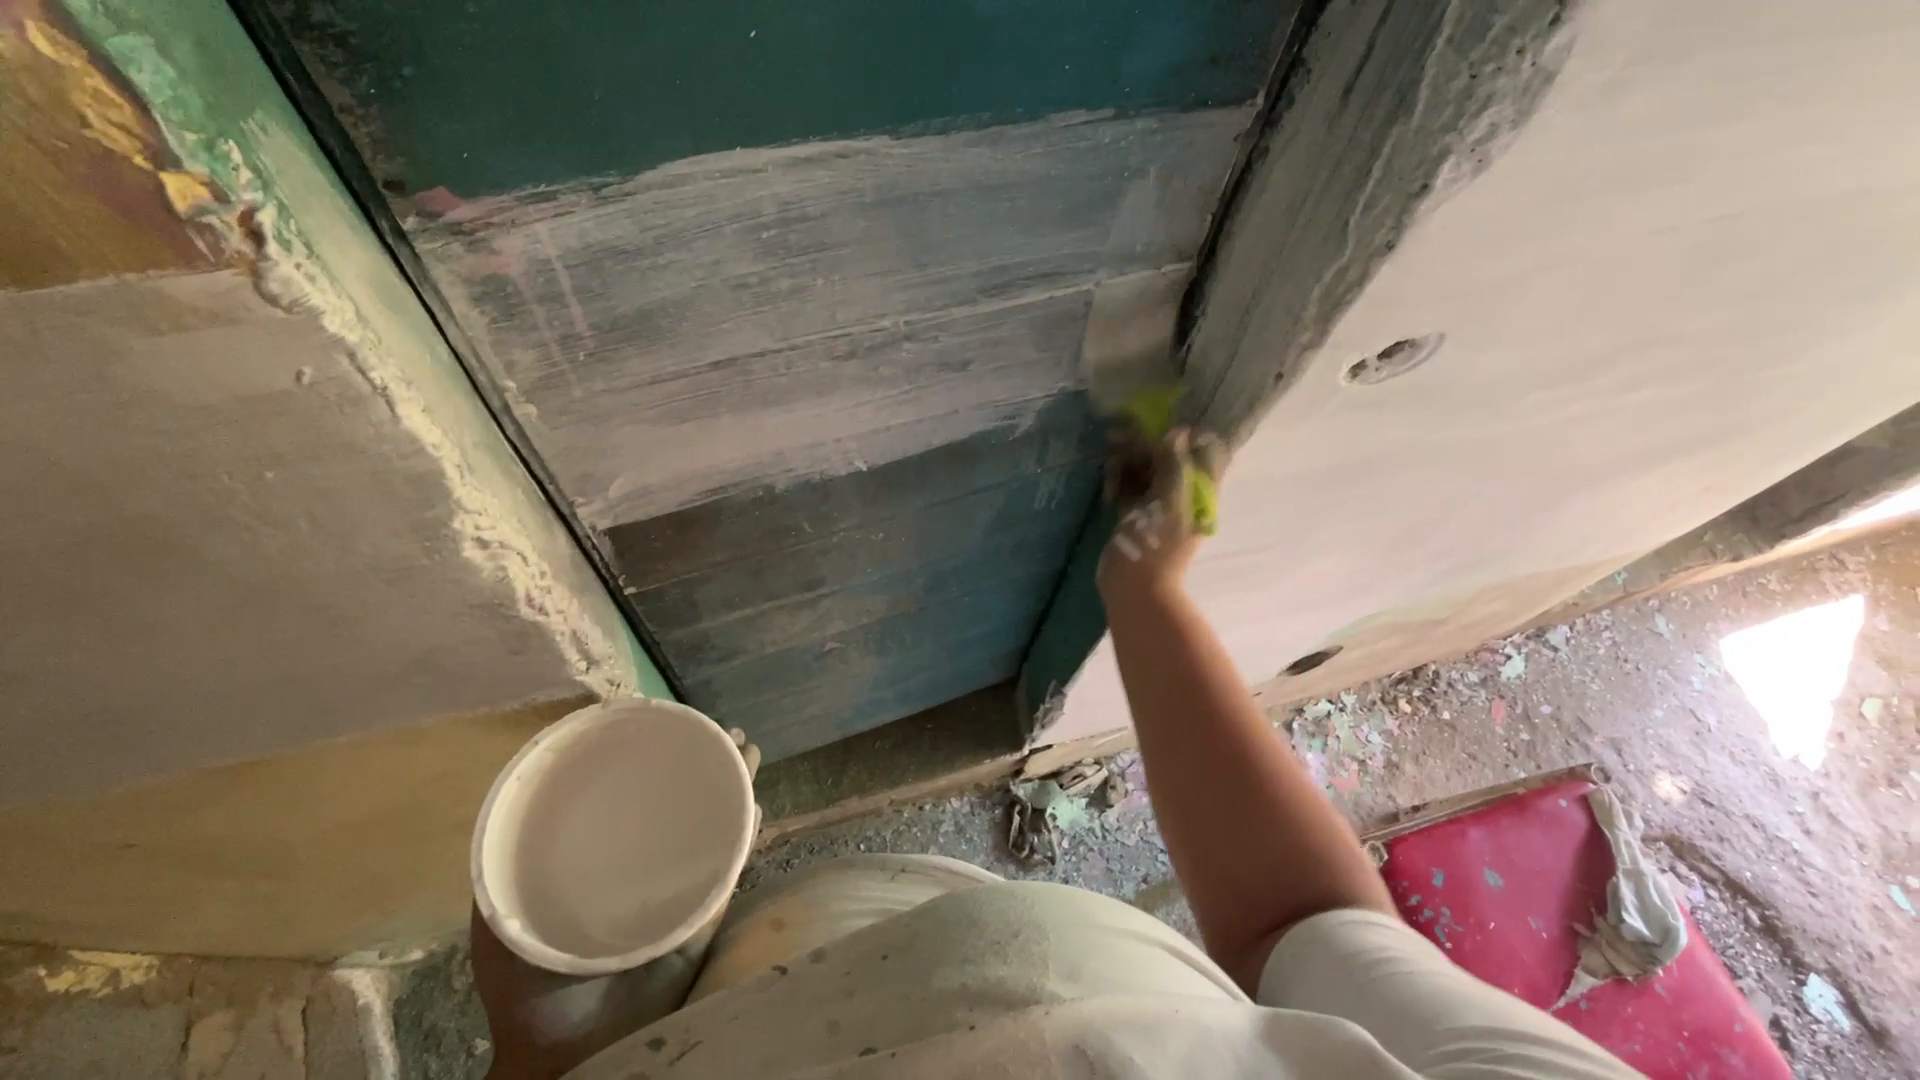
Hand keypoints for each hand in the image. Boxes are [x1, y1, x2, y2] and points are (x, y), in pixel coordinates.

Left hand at [471, 726, 762, 1077]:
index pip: (631, 801)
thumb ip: (506, 861)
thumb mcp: (501, 915)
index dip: (653, 759)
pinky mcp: (705, 920)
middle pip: (681, 806)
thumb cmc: (528, 986)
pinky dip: (746, 836)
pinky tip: (756, 806)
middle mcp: (645, 869)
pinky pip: (730, 869)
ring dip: (734, 789)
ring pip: (713, 828)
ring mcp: (679, 892)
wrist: (569, 1053)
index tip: (667, 724)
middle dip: (707, 766)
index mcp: (602, 863)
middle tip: (726, 734)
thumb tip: (523, 793)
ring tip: (748, 753)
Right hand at [1095, 427, 1225, 606]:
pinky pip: (1129, 492)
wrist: (1136, 590)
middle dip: (1144, 446)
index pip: (1200, 453)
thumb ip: (1174, 464)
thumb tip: (1177, 432)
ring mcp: (1157, 508)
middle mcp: (1182, 496)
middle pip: (1167, 460)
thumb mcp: (1168, 500)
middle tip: (1116, 438)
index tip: (1155, 427)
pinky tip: (1107, 485)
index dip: (1180, 436)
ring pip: (1145, 474)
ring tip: (1109, 460)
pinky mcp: (1135, 518)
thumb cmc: (1155, 545)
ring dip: (1127, 463)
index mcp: (1199, 491)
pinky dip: (1119, 483)